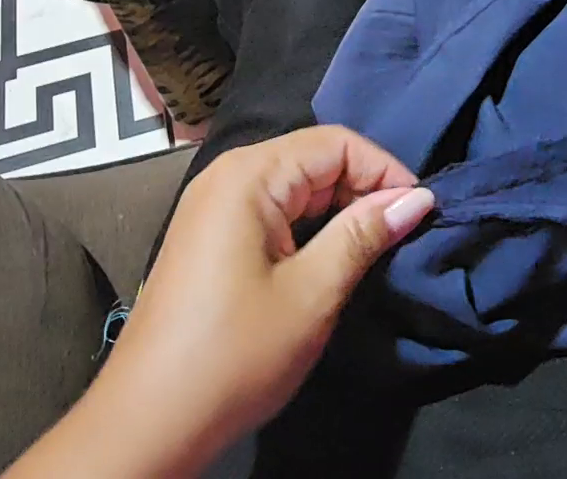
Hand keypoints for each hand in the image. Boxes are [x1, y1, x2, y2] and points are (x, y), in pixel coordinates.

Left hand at [7, 126, 434, 478]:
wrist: (148, 422)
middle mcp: (229, 175)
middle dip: (364, 188)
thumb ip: (363, 235)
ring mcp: (215, 204)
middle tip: (402, 234)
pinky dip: (309, 225)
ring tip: (376, 246)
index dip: (384, 170)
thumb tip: (418, 198)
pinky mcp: (212, 234)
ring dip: (339, 209)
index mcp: (249, 174)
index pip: (335, 143)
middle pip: (314, 158)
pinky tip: (332, 255)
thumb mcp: (312, 293)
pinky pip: (273, 209)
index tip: (419, 212)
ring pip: (296, 185)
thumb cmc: (235, 353)